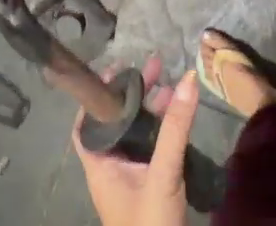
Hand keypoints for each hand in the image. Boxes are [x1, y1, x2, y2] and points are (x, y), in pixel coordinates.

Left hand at [74, 58, 201, 225]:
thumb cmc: (149, 222)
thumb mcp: (163, 172)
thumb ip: (174, 127)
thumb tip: (189, 78)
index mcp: (100, 165)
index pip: (87, 123)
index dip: (98, 95)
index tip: (116, 68)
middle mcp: (110, 168)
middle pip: (116, 122)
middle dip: (134, 93)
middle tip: (155, 66)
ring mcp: (130, 178)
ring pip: (135, 133)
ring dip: (151, 108)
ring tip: (171, 83)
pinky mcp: (148, 185)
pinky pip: (150, 147)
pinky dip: (161, 128)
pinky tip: (177, 114)